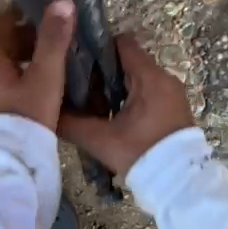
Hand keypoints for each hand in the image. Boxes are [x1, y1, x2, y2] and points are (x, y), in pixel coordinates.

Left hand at [0, 0, 75, 128]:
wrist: (16, 161)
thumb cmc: (29, 113)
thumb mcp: (46, 75)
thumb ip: (53, 40)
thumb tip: (62, 3)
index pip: (4, 24)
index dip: (24, 13)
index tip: (48, 8)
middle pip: (9, 45)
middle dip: (32, 36)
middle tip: (60, 35)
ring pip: (14, 65)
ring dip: (34, 58)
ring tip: (61, 58)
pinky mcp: (4, 110)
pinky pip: (17, 83)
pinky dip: (32, 75)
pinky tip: (52, 83)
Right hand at [58, 34, 195, 175]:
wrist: (180, 185)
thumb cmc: (141, 155)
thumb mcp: (101, 140)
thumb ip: (71, 123)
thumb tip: (47, 112)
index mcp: (150, 78)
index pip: (122, 43)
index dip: (97, 48)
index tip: (75, 61)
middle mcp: (164, 78)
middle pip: (127, 61)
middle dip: (101, 71)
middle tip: (76, 87)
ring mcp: (171, 93)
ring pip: (135, 78)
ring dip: (113, 87)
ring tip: (90, 104)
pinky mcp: (172, 108)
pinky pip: (145, 92)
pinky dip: (126, 98)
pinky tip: (109, 116)